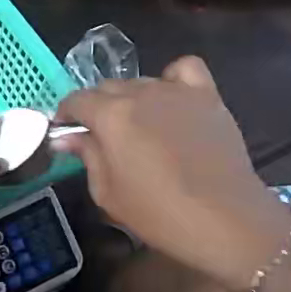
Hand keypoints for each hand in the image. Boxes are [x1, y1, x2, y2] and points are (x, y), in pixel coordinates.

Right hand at [54, 56, 290, 291]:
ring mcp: (177, 91)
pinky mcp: (208, 97)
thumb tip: (66, 137)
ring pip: (141, 82)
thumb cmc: (158, 214)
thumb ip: (86, 155)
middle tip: (99, 138)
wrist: (225, 220)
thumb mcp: (107, 192)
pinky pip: (183, 70)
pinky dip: (171, 79)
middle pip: (107, 88)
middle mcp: (141, 93)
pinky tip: (170, 100)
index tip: (65, 133)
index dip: (65, 115)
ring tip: (136, 127)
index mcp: (111, 115)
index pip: (76, 100)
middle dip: (96, 108)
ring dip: (130, 99)